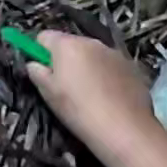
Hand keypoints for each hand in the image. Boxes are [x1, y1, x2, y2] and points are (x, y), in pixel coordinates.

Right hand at [24, 31, 158, 150]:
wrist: (125, 129)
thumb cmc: (79, 109)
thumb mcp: (48, 93)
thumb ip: (36, 72)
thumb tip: (34, 64)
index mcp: (67, 44)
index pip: (44, 36)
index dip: (39, 52)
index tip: (42, 71)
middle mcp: (91, 42)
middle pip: (70, 44)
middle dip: (65, 59)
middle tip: (64, 86)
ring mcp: (114, 53)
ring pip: (92, 55)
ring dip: (86, 66)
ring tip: (89, 94)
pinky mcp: (132, 67)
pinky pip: (110, 66)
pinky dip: (106, 75)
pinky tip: (108, 98)